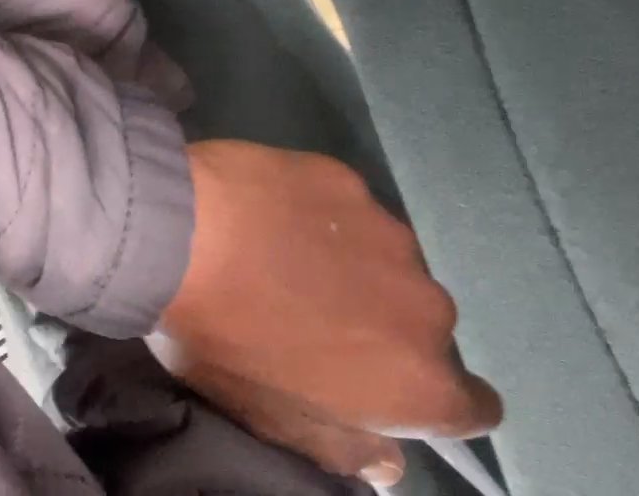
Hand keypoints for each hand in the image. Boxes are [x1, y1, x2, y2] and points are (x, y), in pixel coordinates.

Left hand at [156, 140, 503, 485]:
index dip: (417, 393)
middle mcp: (428, 310)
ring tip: (272, 252)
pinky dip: (308, 207)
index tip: (369, 376)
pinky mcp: (342, 178)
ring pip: (380, 258)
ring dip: (343, 261)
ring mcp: (388, 235)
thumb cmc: (215, 333)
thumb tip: (383, 460)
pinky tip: (259, 207)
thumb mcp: (266, 415)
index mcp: (420, 384)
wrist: (173, 231)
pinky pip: (337, 202)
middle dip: (372, 320)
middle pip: (415, 323)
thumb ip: (338, 446)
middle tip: (298, 307)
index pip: (465, 406)